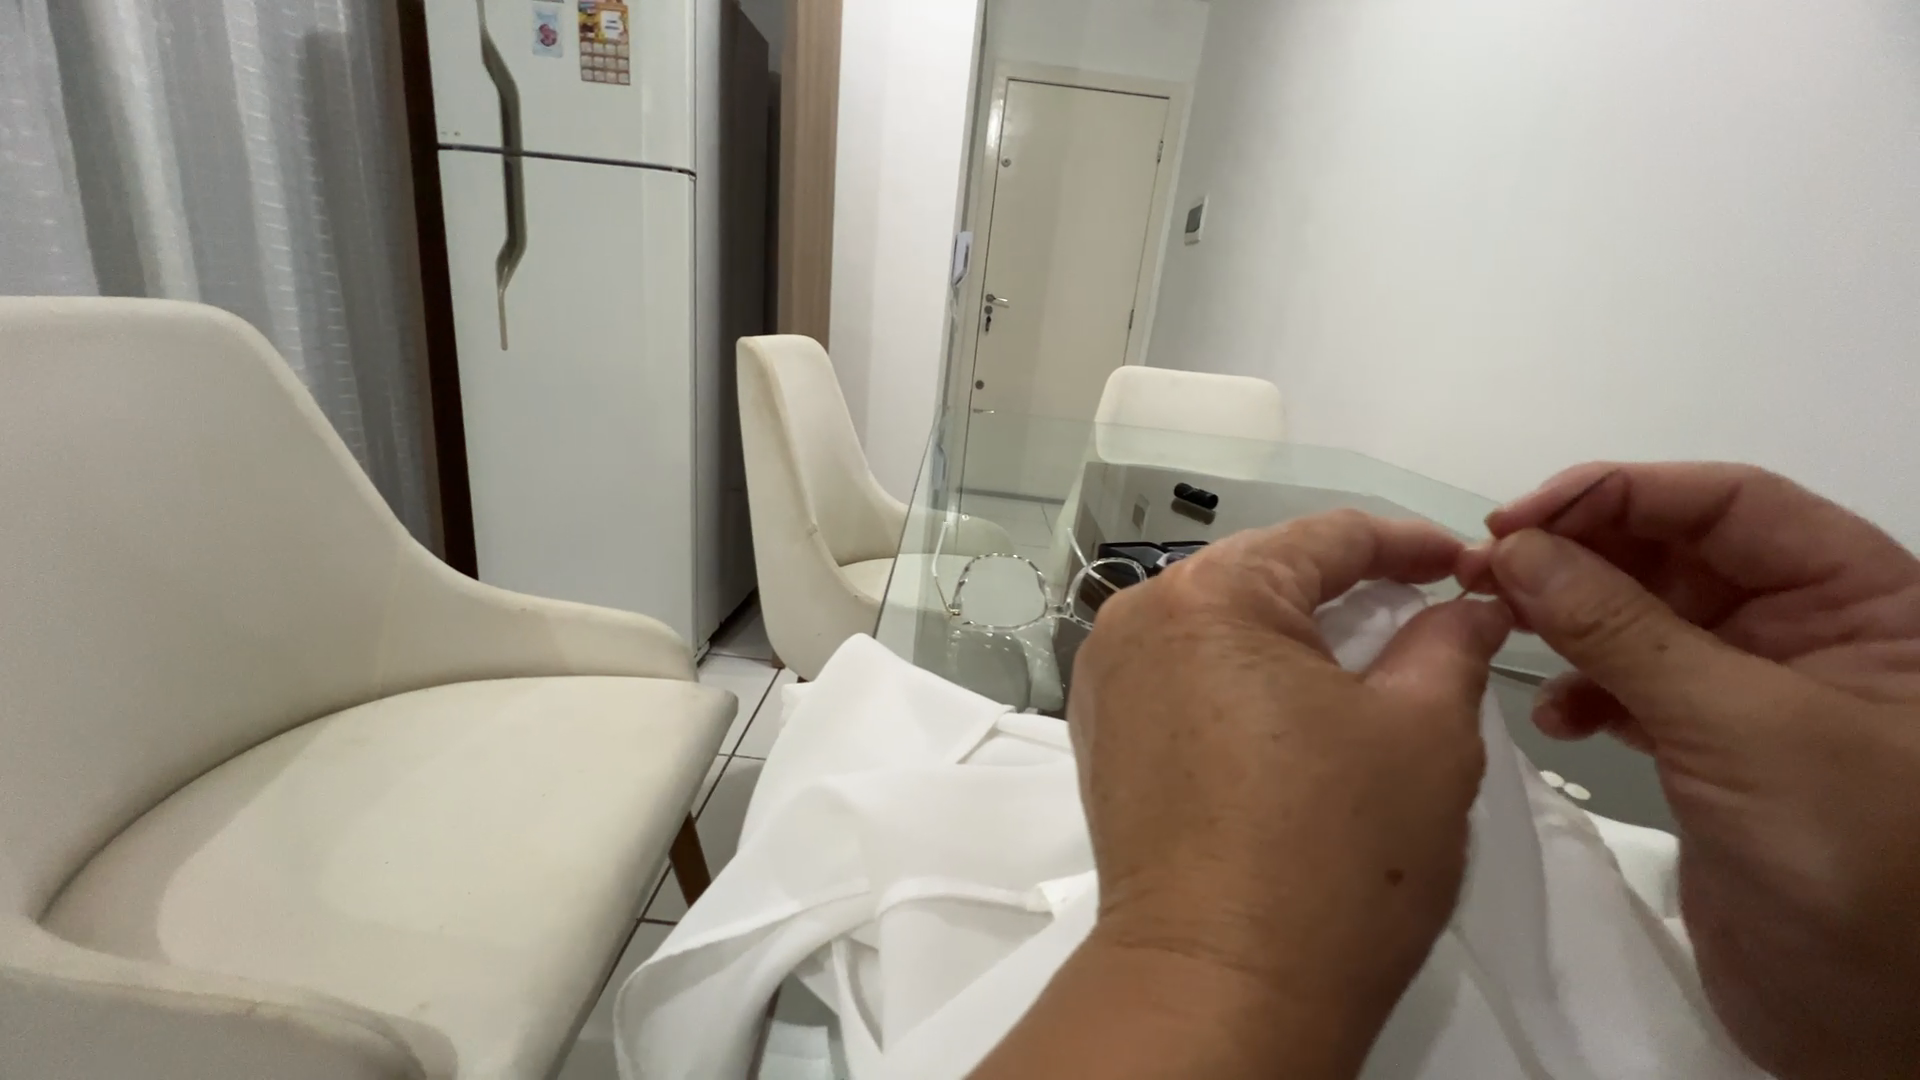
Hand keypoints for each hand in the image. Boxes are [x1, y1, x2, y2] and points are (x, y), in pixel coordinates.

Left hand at [1069, 511, 1512, 1071]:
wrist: (1215, 974)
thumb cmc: (1332, 851)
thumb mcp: (1422, 732)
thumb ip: (1448, 644)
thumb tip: (1469, 604)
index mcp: (1209, 593)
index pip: (1323, 536)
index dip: (1403, 543)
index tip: (1459, 565)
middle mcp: (1138, 613)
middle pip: (1258, 571)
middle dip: (1340, 585)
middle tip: (1415, 609)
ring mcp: (1107, 669)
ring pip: (1213, 618)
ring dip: (1284, 628)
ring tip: (1355, 653)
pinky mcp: (1100, 721)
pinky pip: (1177, 665)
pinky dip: (1232, 669)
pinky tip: (1278, 701)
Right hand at [1458, 463, 1919, 1079]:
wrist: (1867, 1030)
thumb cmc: (1848, 866)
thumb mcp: (1734, 726)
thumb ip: (1616, 627)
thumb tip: (1512, 548)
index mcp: (1865, 605)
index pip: (1728, 504)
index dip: (1617, 494)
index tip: (1513, 521)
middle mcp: (1807, 631)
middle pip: (1668, 551)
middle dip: (1571, 555)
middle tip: (1479, 572)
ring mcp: (1747, 686)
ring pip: (1632, 612)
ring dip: (1560, 617)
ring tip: (1497, 631)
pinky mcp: (1699, 737)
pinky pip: (1620, 677)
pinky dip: (1576, 686)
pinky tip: (1556, 717)